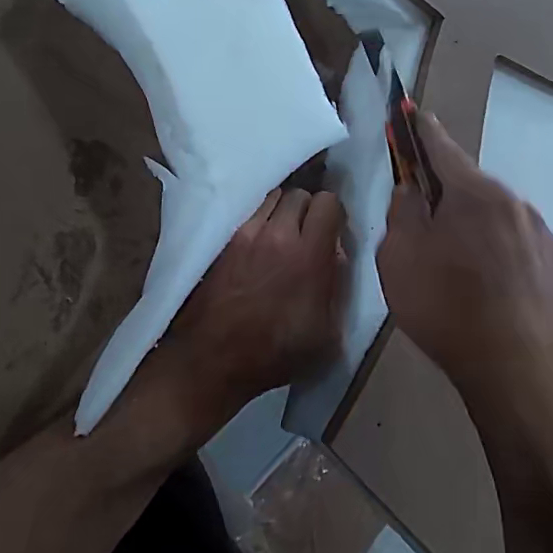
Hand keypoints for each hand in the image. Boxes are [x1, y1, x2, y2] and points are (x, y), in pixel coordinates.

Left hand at [146, 189, 344, 432]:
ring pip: (274, 197)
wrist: (214, 359)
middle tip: (309, 234)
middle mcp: (278, 233)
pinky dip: (262, 219)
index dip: (334, 215)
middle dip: (310, 210)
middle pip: (300, 194)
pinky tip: (262, 243)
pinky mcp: (226, 239)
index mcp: (309, 254)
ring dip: (284, 210)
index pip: (328, 202)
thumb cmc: (277, 353)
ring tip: (285, 235)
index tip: (333, 233)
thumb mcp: (326, 333)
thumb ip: (337, 285)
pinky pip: (251, 212)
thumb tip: (335, 252)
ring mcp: (248, 233)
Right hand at [376, 114, 552, 405]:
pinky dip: (492, 248)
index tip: (412, 112)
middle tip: (419, 219)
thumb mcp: (399, 257)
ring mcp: (539, 233)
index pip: (441, 146)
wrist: (521, 376)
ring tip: (451, 265)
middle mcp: (513, 202)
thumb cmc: (449, 309)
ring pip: (491, 213)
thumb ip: (401, 212)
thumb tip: (412, 191)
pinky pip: (512, 241)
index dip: (421, 129)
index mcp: (474, 192)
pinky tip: (482, 286)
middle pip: (467, 183)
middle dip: (442, 191)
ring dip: (468, 223)